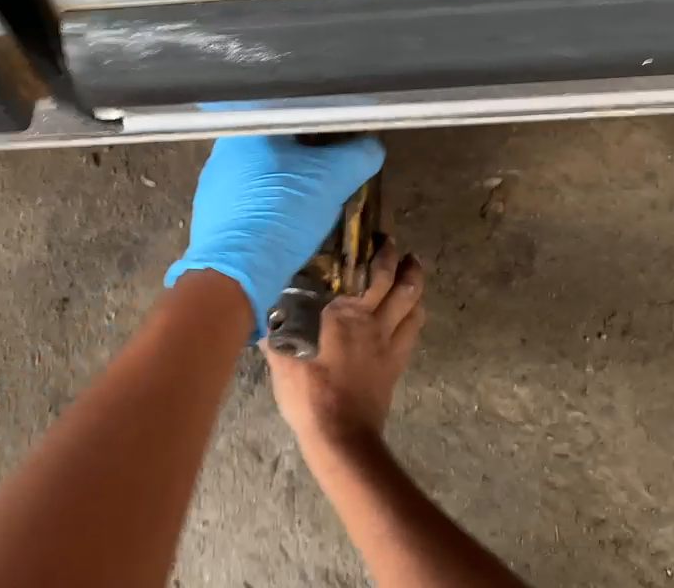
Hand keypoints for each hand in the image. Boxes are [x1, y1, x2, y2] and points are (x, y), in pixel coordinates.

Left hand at [166, 134, 385, 336]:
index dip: (321, 127)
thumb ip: (358, 155)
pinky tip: (282, 224)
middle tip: (328, 175)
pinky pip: (247, 200)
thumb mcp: (334, 179)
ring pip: (261, 173)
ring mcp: (213, 181)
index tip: (339, 144)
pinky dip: (268, 207)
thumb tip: (371, 147)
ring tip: (308, 204)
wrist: (235, 271)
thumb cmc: (283, 213)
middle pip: (276, 144)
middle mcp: (224, 147)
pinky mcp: (209, 211)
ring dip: (286, 184)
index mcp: (249, 127)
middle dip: (304, 158)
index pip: (293, 114)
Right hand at [265, 241, 425, 448]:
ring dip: (415, 285)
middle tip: (397, 246)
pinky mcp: (396, 366)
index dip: (379, 254)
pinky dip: (415, 315)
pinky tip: (411, 311)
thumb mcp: (282, 359)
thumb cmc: (309, 394)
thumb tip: (258, 311)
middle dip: (403, 263)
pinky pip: (412, 333)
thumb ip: (274, 332)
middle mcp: (373, 323)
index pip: (370, 275)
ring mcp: (389, 345)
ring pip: (413, 307)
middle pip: (399, 285)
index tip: (377, 236)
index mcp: (345, 314)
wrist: (341, 437)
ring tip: (412, 270)